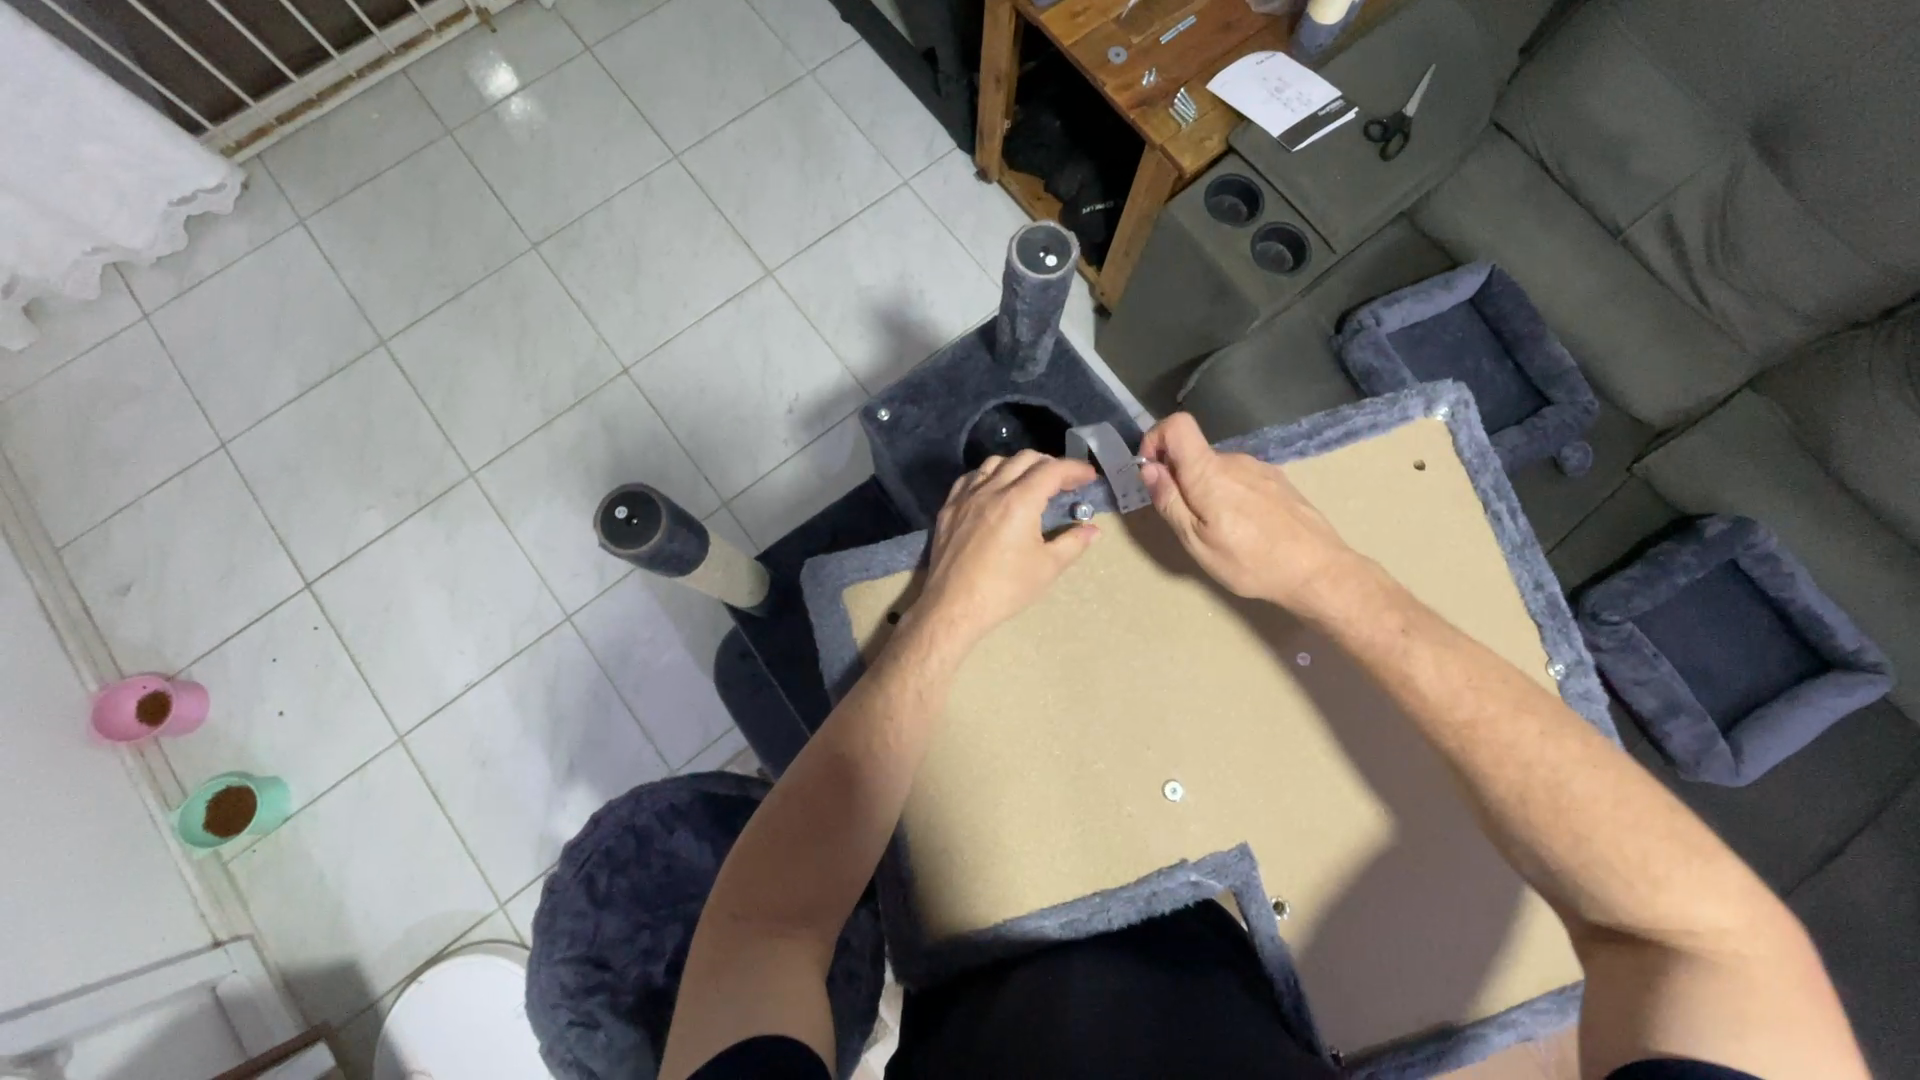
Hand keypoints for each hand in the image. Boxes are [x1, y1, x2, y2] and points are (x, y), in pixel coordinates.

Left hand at [916, 450, 1099, 642]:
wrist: (954, 605)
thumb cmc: (1005, 589)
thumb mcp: (1047, 568)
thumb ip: (1073, 543)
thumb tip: (1093, 530)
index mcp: (1020, 501)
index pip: (1052, 470)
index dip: (1074, 469)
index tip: (1088, 476)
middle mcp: (992, 490)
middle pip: (1024, 459)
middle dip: (1049, 464)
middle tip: (1063, 482)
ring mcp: (966, 497)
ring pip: (995, 463)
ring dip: (1018, 466)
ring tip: (1030, 482)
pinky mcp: (948, 509)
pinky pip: (970, 478)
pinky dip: (989, 476)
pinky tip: (994, 490)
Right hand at [1139, 413, 1357, 611]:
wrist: (1318, 571)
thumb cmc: (1250, 561)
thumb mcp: (1196, 541)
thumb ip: (1170, 501)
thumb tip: (1149, 469)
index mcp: (1209, 472)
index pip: (1176, 425)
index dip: (1155, 440)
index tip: (1153, 473)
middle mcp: (1235, 460)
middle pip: (1195, 454)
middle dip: (1181, 480)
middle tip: (1190, 523)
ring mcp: (1260, 469)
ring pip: (1218, 470)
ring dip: (1208, 492)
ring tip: (1222, 532)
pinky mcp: (1278, 481)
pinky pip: (1241, 479)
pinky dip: (1232, 496)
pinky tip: (1248, 529)